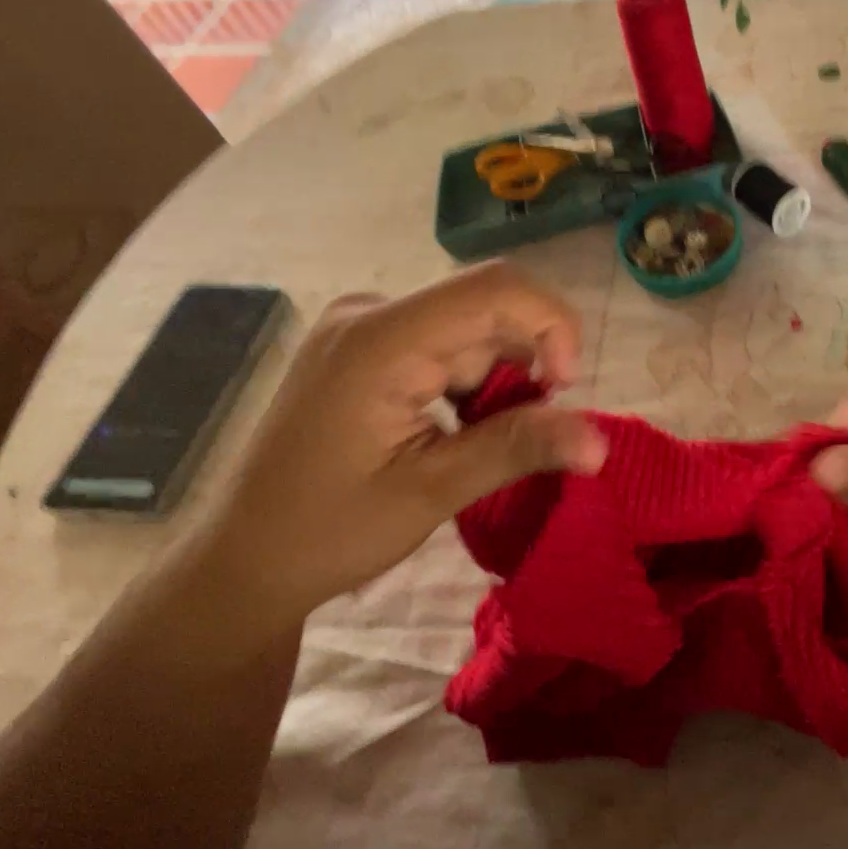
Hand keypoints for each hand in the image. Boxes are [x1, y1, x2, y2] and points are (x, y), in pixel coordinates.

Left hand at [195, 263, 607, 623]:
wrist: (243, 560)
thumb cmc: (328, 532)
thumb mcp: (432, 492)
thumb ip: (519, 448)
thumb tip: (603, 441)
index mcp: (380, 340)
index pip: (496, 288)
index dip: (552, 325)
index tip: (563, 390)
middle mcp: (369, 313)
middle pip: (487, 309)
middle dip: (524, 365)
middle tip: (517, 434)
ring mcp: (362, 326)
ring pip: (472, 328)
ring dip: (497, 381)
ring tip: (472, 443)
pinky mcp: (363, 346)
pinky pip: (444, 342)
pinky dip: (471, 382)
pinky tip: (453, 429)